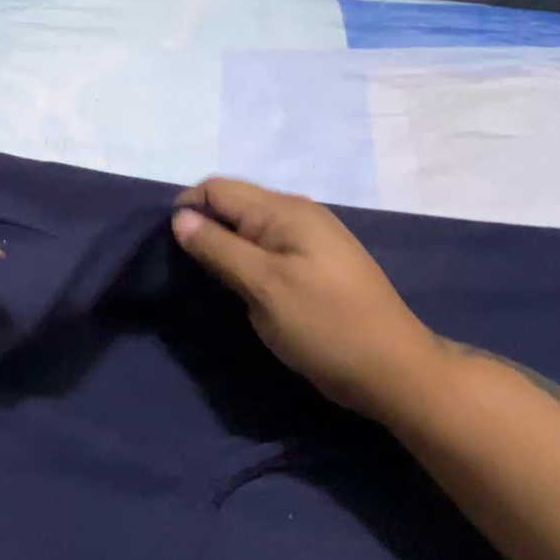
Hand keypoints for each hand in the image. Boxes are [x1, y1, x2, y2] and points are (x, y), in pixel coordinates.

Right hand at [172, 178, 447, 418]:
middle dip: (203, 228)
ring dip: (223, 247)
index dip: (187, 210)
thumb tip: (179, 217)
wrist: (392, 370)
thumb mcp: (264, 286)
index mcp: (286, 211)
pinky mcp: (314, 265)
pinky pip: (266, 248)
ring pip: (248, 228)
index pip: (218, 189)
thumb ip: (219, 248)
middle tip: (183, 270)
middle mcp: (298, 214)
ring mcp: (310, 239)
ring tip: (207, 281)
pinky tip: (240, 288)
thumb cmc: (324, 325)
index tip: (167, 249)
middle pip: (234, 204)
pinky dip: (245, 261)